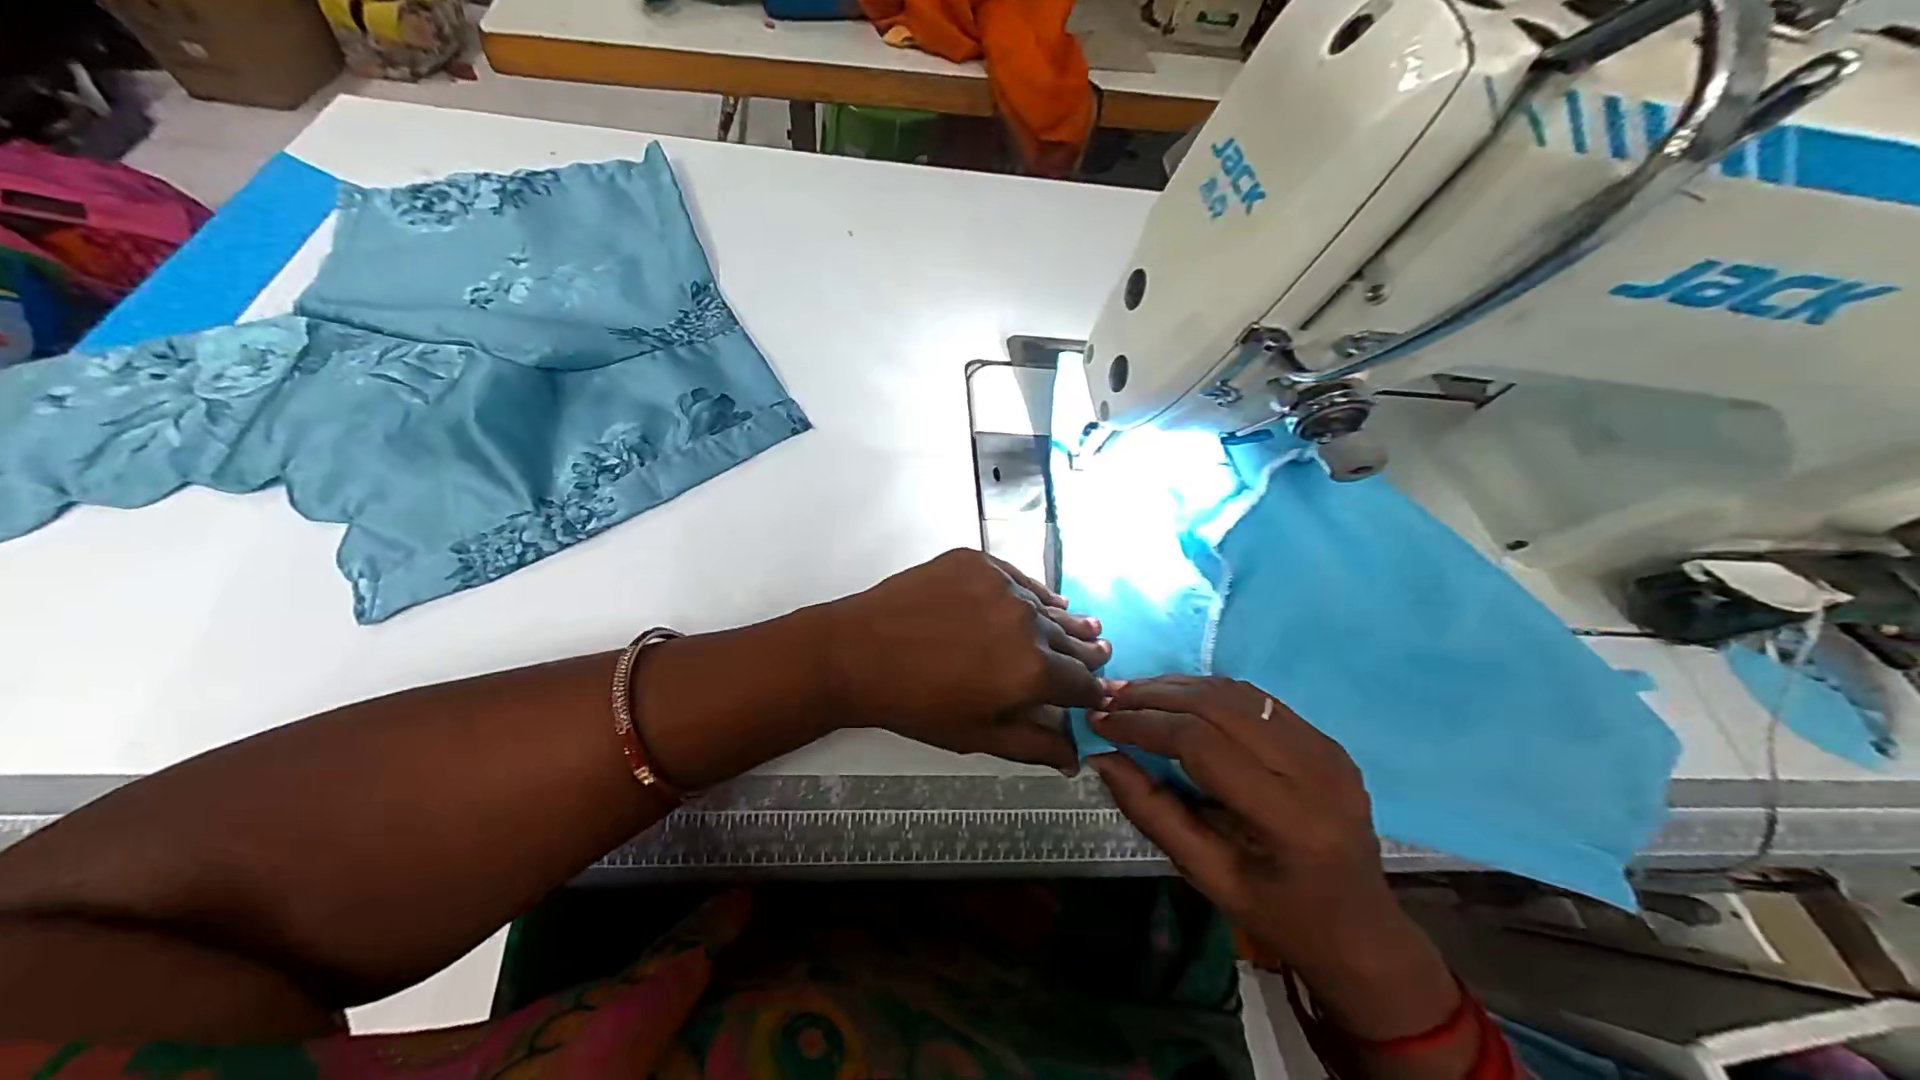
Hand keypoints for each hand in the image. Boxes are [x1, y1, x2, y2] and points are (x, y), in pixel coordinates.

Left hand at [820, 549, 1108, 768]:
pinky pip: (1019, 578)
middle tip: (1101, 653)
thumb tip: (1074, 756)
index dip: (1095, 692)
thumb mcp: (978, 735)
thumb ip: (1033, 744)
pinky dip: (1033, 594)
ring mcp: (1003, 585)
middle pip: (1073, 641)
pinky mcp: (978, 562)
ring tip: (1085, 626)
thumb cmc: (916, 704)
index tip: (1100, 693)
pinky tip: (1043, 599)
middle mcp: (1027, 622)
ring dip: (1066, 623)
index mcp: (1033, 671)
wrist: (857, 653)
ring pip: (1049, 608)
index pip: (1083, 682)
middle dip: (1087, 654)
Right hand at [1090, 676, 1460, 1040]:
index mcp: (1289, 818)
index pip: (1202, 743)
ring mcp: (1327, 749)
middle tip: (1108, 698)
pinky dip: (1208, 693)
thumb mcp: (1207, 876)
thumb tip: (1103, 756)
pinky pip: (1257, 701)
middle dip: (1155, 696)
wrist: (1361, 930)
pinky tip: (1176, 699)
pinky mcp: (1326, 740)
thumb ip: (1152, 811)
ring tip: (1133, 693)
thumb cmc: (1279, 915)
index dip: (1144, 724)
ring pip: (1237, 693)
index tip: (1099, 722)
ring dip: (1178, 687)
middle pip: (1219, 706)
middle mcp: (1315, 770)